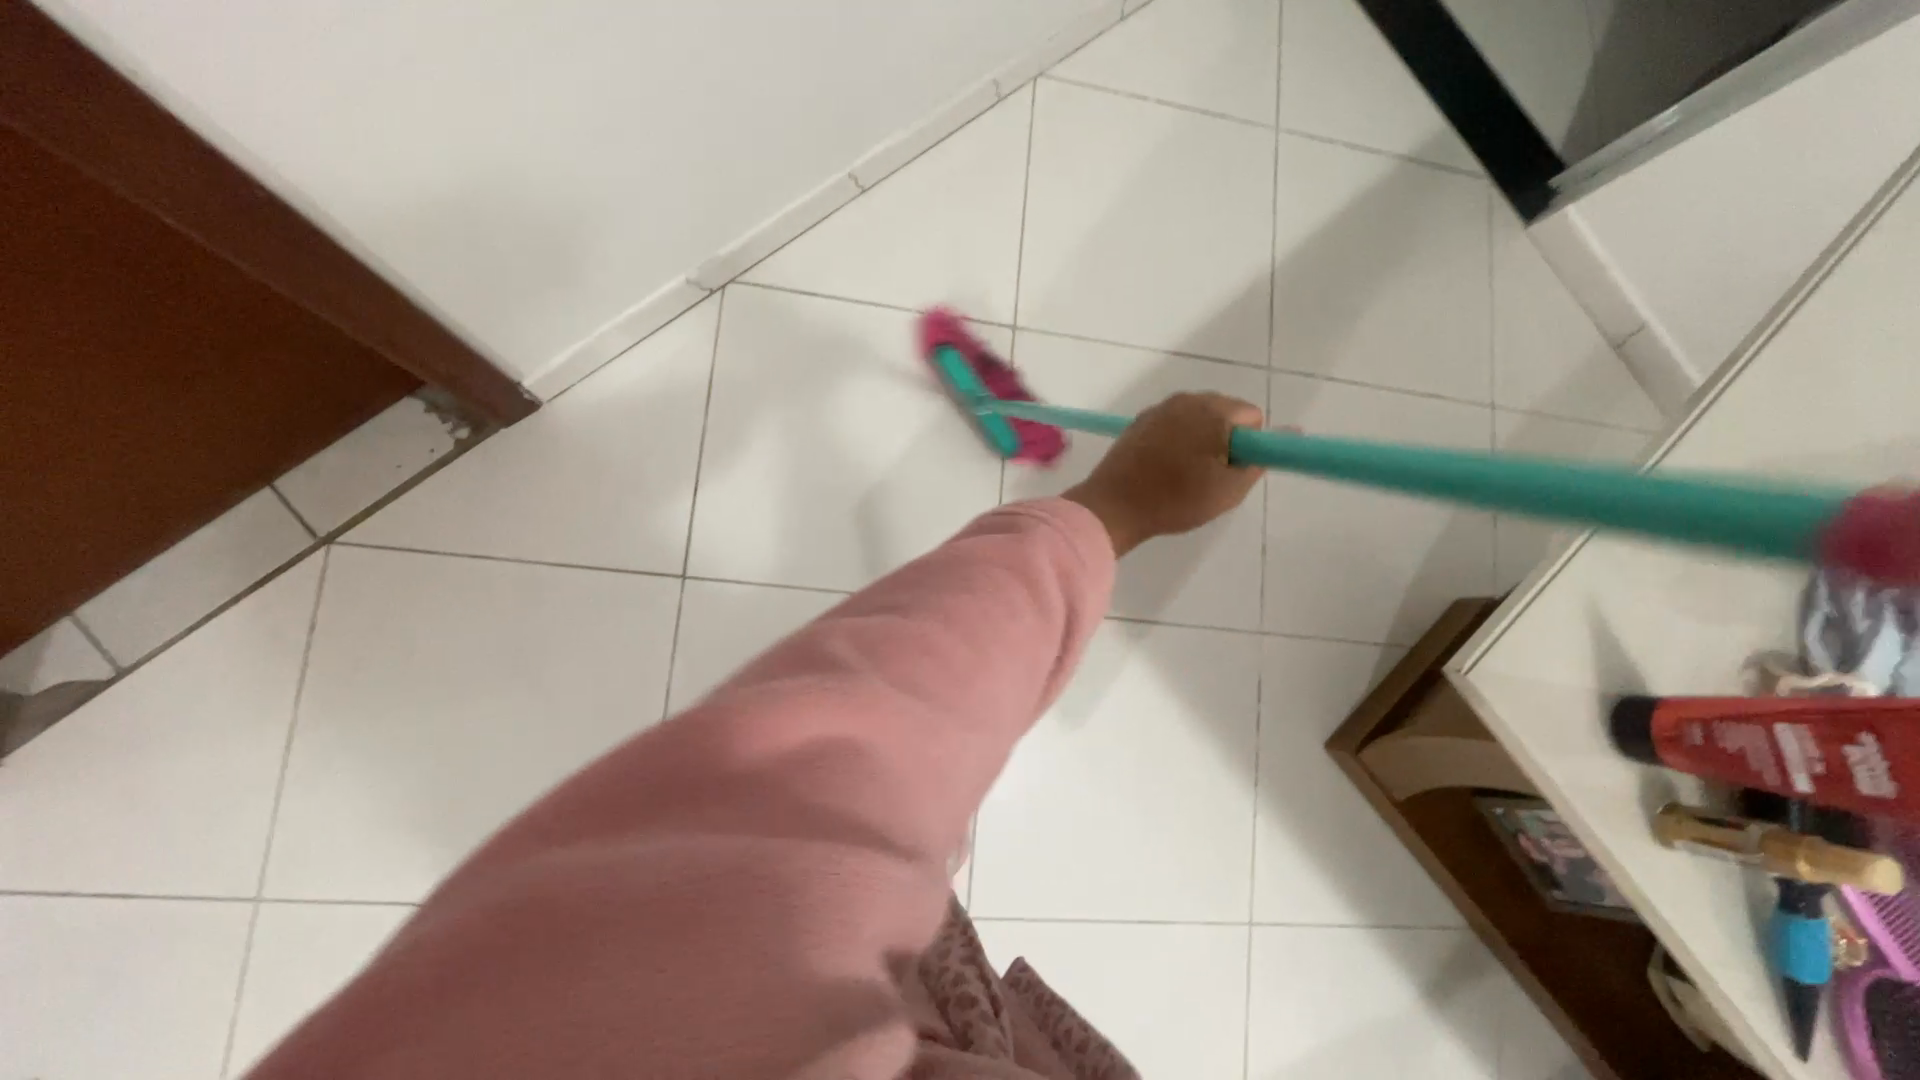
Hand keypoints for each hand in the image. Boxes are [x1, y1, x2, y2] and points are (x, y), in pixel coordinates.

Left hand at [1064, 392, 1264, 557]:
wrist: (1114, 506)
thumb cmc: (1176, 499)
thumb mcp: (1229, 489)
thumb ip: (1261, 460)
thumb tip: (1291, 433)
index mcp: (1212, 410)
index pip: (1251, 416)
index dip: (1249, 446)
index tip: (1230, 472)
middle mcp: (1185, 400)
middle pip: (1223, 413)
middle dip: (1224, 441)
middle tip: (1209, 477)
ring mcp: (1158, 410)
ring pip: (1196, 421)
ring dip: (1199, 443)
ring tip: (1184, 477)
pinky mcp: (1138, 423)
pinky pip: (1171, 427)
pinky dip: (1175, 444)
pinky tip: (1163, 471)